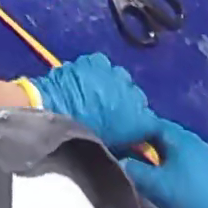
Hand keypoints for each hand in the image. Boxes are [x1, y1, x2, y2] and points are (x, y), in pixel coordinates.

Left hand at [22, 54, 157, 151]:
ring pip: (119, 78)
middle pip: (134, 95)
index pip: (150, 120)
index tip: (126, 127)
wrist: (57, 110)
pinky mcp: (96, 60)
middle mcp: (134, 93)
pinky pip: (101, 65)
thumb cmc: (85, 135)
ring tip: (95, 93)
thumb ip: (129, 143)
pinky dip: (95, 70)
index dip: (137, 123)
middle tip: (108, 110)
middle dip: (124, 101)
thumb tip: (134, 143)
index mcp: (141, 119)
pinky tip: (85, 79)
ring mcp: (115, 73)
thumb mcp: (113, 147)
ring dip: (111, 84)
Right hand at [121, 119, 207, 207]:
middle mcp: (202, 143)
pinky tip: (191, 189)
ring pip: (190, 154)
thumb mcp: (155, 187)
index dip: (137, 132)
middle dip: (155, 147)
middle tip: (141, 160)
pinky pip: (205, 168)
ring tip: (165, 176)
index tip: (125, 143)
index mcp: (182, 138)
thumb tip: (120, 159)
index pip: (152, 124)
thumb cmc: (193, 204)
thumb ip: (133, 169)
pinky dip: (193, 173)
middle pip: (172, 138)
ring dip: (176, 161)